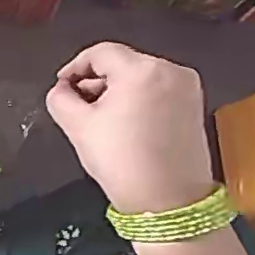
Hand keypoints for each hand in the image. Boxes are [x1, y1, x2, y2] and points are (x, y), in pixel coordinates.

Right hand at [45, 42, 215, 213]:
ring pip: (139, 76)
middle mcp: (170, 70)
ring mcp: (186, 87)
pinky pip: (157, 90)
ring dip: (116, 90)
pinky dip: (137, 99)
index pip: (100, 52)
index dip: (74, 67)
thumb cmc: (121, 161)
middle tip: (77, 106)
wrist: (168, 202)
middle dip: (96, 80)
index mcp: (141, 70)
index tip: (61, 87)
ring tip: (100, 119)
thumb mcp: (78, 127)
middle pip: (122, 62)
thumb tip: (62, 88)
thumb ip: (60, 98)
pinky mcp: (194, 105)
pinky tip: (124, 124)